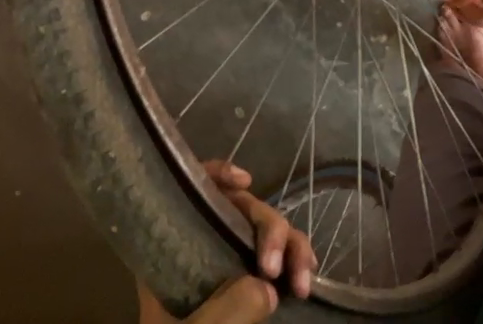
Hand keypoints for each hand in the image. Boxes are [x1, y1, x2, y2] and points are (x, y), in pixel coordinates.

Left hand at [134, 160, 316, 323]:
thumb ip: (227, 309)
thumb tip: (269, 286)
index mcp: (176, 249)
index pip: (193, 190)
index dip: (218, 173)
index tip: (245, 181)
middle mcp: (204, 247)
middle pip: (242, 211)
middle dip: (271, 228)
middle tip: (278, 268)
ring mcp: (229, 266)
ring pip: (266, 235)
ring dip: (292, 248)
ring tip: (304, 282)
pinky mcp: (250, 287)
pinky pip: (278, 259)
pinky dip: (296, 261)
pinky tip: (307, 278)